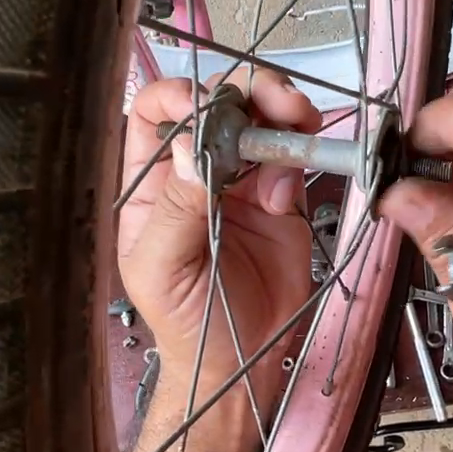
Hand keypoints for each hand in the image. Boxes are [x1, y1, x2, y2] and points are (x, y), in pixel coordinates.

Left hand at [118, 71, 318, 451]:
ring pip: (258, 122)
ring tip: (297, 115)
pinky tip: (293, 173)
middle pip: (216, 104)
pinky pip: (291, 157)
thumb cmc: (186, 322)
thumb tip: (193, 148)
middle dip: (244, 91)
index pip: (155, 115)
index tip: (206, 106)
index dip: (178, 96)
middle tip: (272, 99)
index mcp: (153, 183)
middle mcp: (197, 173)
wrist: (241, 360)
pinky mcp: (280, 198)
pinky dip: (299, 150)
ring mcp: (241, 182)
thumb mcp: (164, 269)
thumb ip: (176, 209)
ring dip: (279, 108)